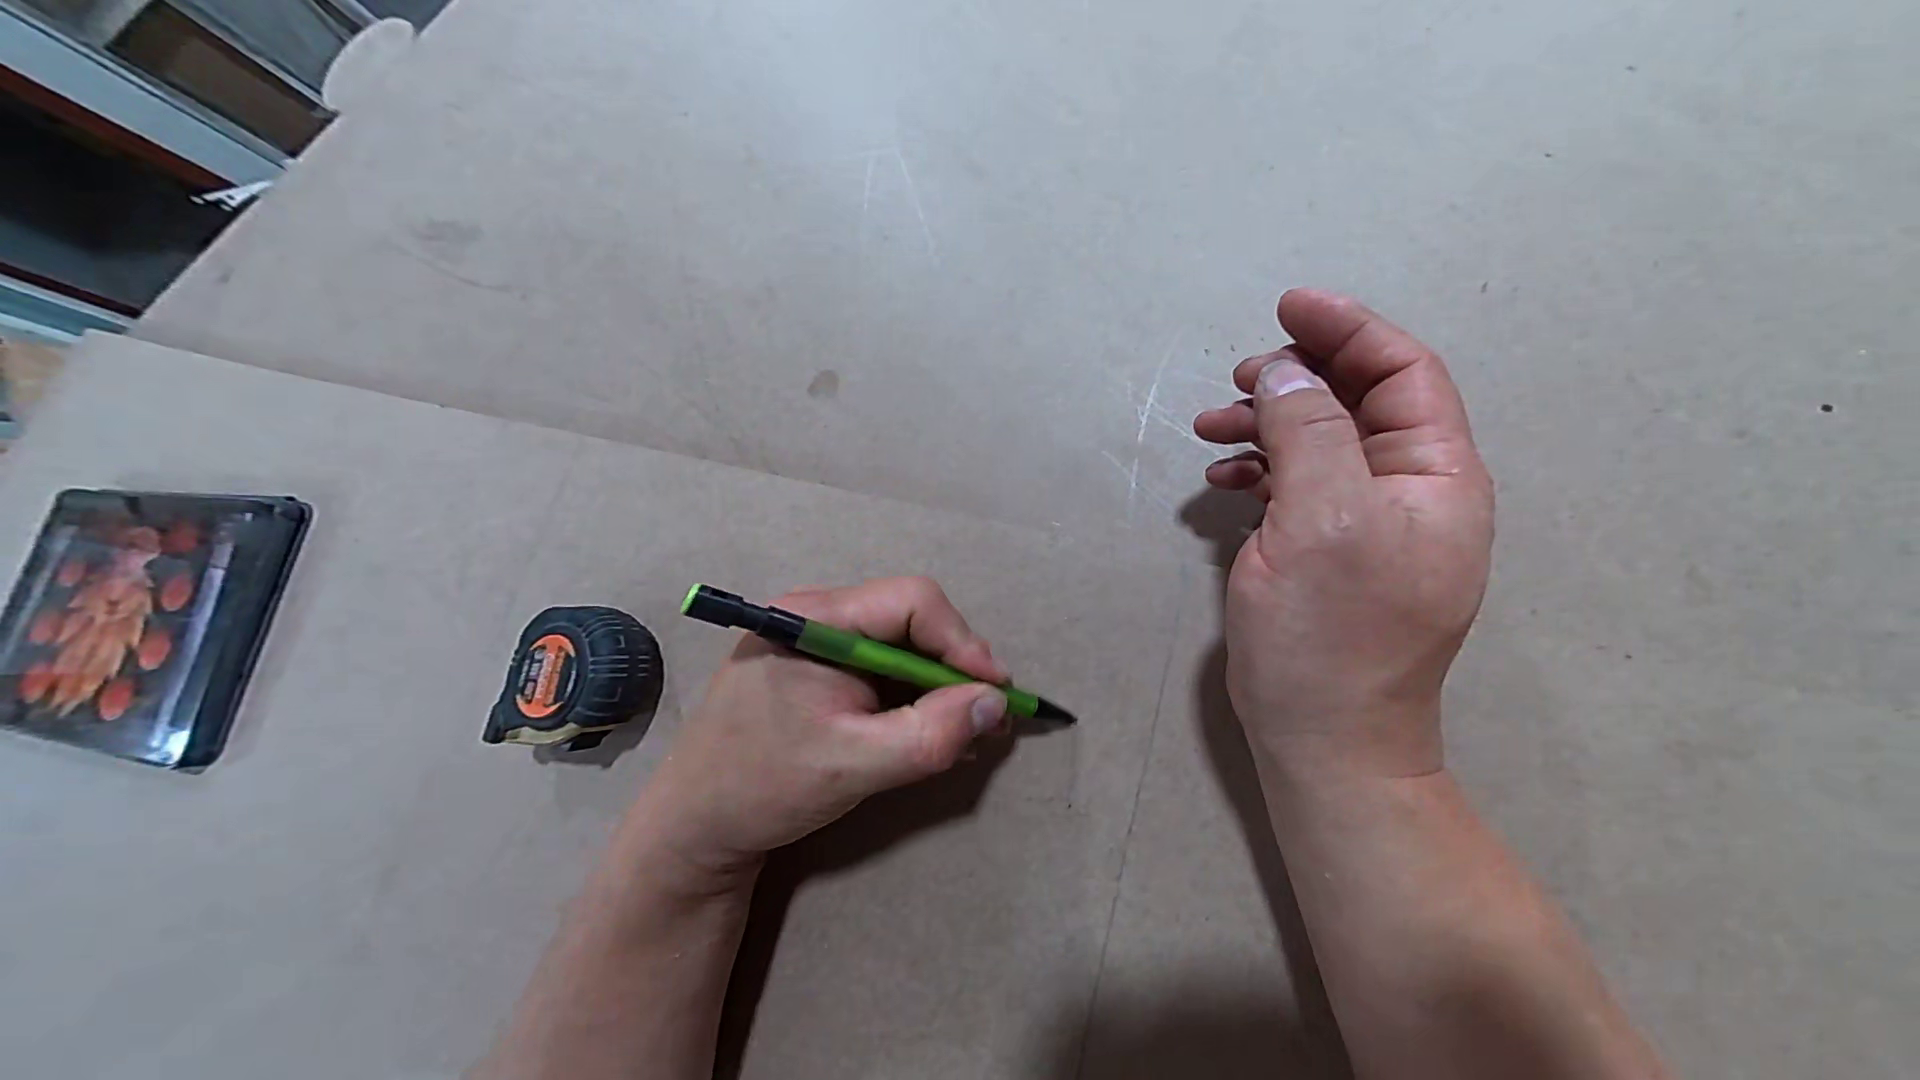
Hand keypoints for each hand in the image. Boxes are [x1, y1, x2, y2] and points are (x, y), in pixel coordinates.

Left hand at [638, 577, 1011, 877]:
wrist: (693, 827)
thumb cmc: (760, 789)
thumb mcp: (853, 766)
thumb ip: (929, 735)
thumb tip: (995, 703)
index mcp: (813, 619)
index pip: (911, 602)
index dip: (962, 642)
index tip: (995, 692)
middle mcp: (817, 616)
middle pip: (911, 621)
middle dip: (955, 668)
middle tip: (989, 717)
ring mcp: (818, 643)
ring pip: (902, 646)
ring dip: (940, 687)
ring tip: (967, 731)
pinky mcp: (821, 671)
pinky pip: (883, 669)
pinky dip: (915, 699)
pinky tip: (931, 732)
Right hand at [1193, 290, 1493, 782]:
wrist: (1323, 733)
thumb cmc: (1330, 630)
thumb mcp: (1319, 519)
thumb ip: (1308, 432)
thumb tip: (1286, 370)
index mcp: (1433, 475)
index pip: (1400, 373)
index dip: (1348, 329)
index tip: (1288, 304)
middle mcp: (1406, 490)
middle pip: (1356, 402)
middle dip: (1297, 378)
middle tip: (1237, 379)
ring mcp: (1362, 521)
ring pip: (1318, 441)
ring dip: (1267, 423)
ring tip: (1211, 427)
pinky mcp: (1322, 547)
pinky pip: (1295, 483)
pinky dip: (1259, 468)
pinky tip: (1223, 476)